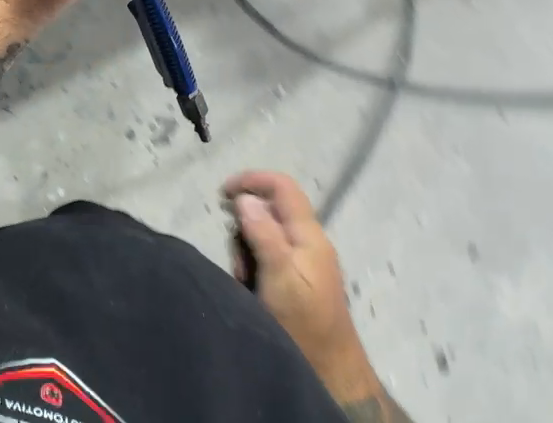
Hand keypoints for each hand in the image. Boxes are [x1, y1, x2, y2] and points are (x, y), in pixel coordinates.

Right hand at [223, 170, 382, 403]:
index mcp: (308, 235)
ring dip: (247, 251)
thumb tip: (245, 198)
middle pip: (269, 211)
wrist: (331, 373)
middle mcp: (308, 242)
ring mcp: (304, 261)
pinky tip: (252, 290)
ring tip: (246, 282)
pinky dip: (254, 266)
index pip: (282, 186)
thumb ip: (264, 234)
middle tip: (238, 260)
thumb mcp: (280, 276)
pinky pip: (268, 257)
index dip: (252, 180)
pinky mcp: (297, 279)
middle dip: (244, 226)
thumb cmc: (304, 324)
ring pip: (265, 234)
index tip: (222, 193)